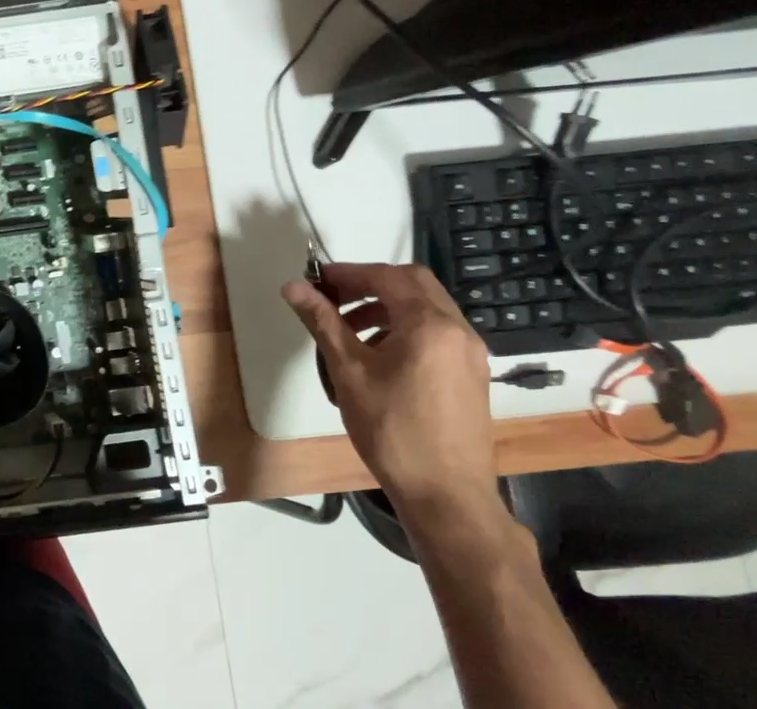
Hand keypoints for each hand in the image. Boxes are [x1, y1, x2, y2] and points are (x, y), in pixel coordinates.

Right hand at [281, 263, 503, 528]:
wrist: (445, 490)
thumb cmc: (390, 426)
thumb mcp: (347, 370)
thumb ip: (322, 322)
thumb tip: (294, 287)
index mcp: (431, 325)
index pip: (388, 277)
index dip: (348, 273)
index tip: (315, 283)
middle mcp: (459, 331)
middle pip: (414, 285)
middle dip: (370, 284)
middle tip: (331, 298)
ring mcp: (470, 354)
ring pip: (427, 309)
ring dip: (386, 306)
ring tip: (348, 329)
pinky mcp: (471, 374)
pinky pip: (437, 333)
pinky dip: (404, 328)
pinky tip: (377, 355)